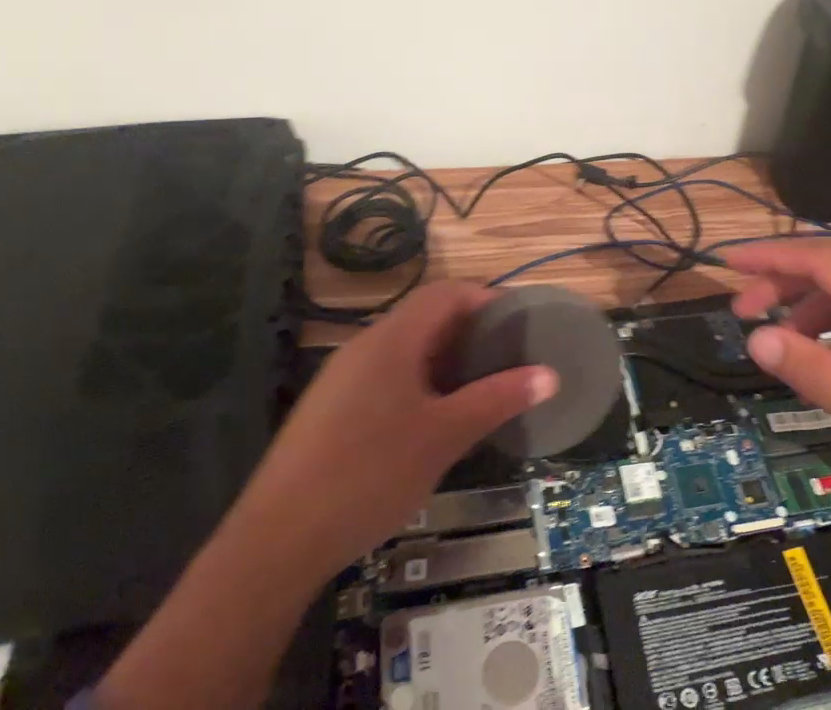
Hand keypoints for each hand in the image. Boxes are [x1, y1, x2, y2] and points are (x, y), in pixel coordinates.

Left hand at [238, 281, 557, 575]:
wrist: (281, 536)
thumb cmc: (370, 474)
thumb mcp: (444, 436)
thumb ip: (497, 399)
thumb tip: (549, 375)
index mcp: (391, 340)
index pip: (447, 293)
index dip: (488, 299)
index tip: (525, 324)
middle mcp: (364, 348)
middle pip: (426, 319)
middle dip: (473, 334)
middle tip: (514, 361)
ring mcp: (344, 379)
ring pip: (407, 352)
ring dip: (448, 363)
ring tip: (486, 392)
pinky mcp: (333, 410)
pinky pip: (388, 379)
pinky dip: (423, 386)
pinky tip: (439, 422)